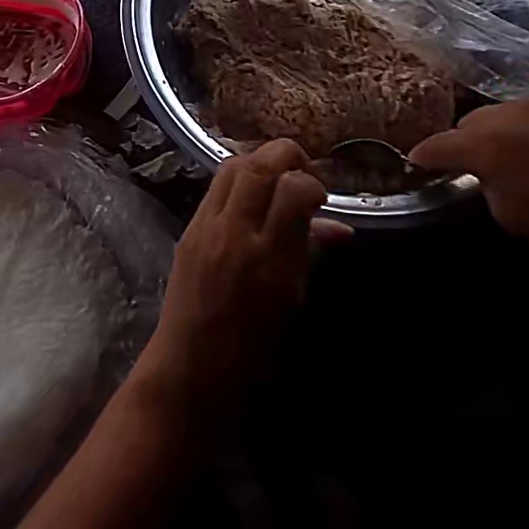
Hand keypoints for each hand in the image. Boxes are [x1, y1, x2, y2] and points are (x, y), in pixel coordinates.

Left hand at [134, 140, 347, 420]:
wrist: (190, 372)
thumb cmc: (253, 349)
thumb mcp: (293, 302)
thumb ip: (313, 253)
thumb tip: (340, 228)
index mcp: (269, 259)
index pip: (294, 189)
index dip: (312, 182)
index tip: (321, 197)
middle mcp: (235, 234)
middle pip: (259, 164)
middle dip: (287, 155)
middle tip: (302, 172)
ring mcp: (206, 228)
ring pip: (232, 165)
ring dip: (260, 161)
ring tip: (276, 180)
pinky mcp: (188, 229)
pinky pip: (215, 186)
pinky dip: (238, 179)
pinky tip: (251, 196)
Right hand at [410, 87, 528, 289]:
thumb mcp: (528, 228)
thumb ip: (494, 194)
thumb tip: (489, 178)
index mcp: (494, 148)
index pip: (442, 144)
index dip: (426, 155)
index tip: (418, 160)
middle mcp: (519, 110)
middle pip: (479, 120)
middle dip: (476, 141)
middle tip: (489, 167)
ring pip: (522, 110)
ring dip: (521, 131)